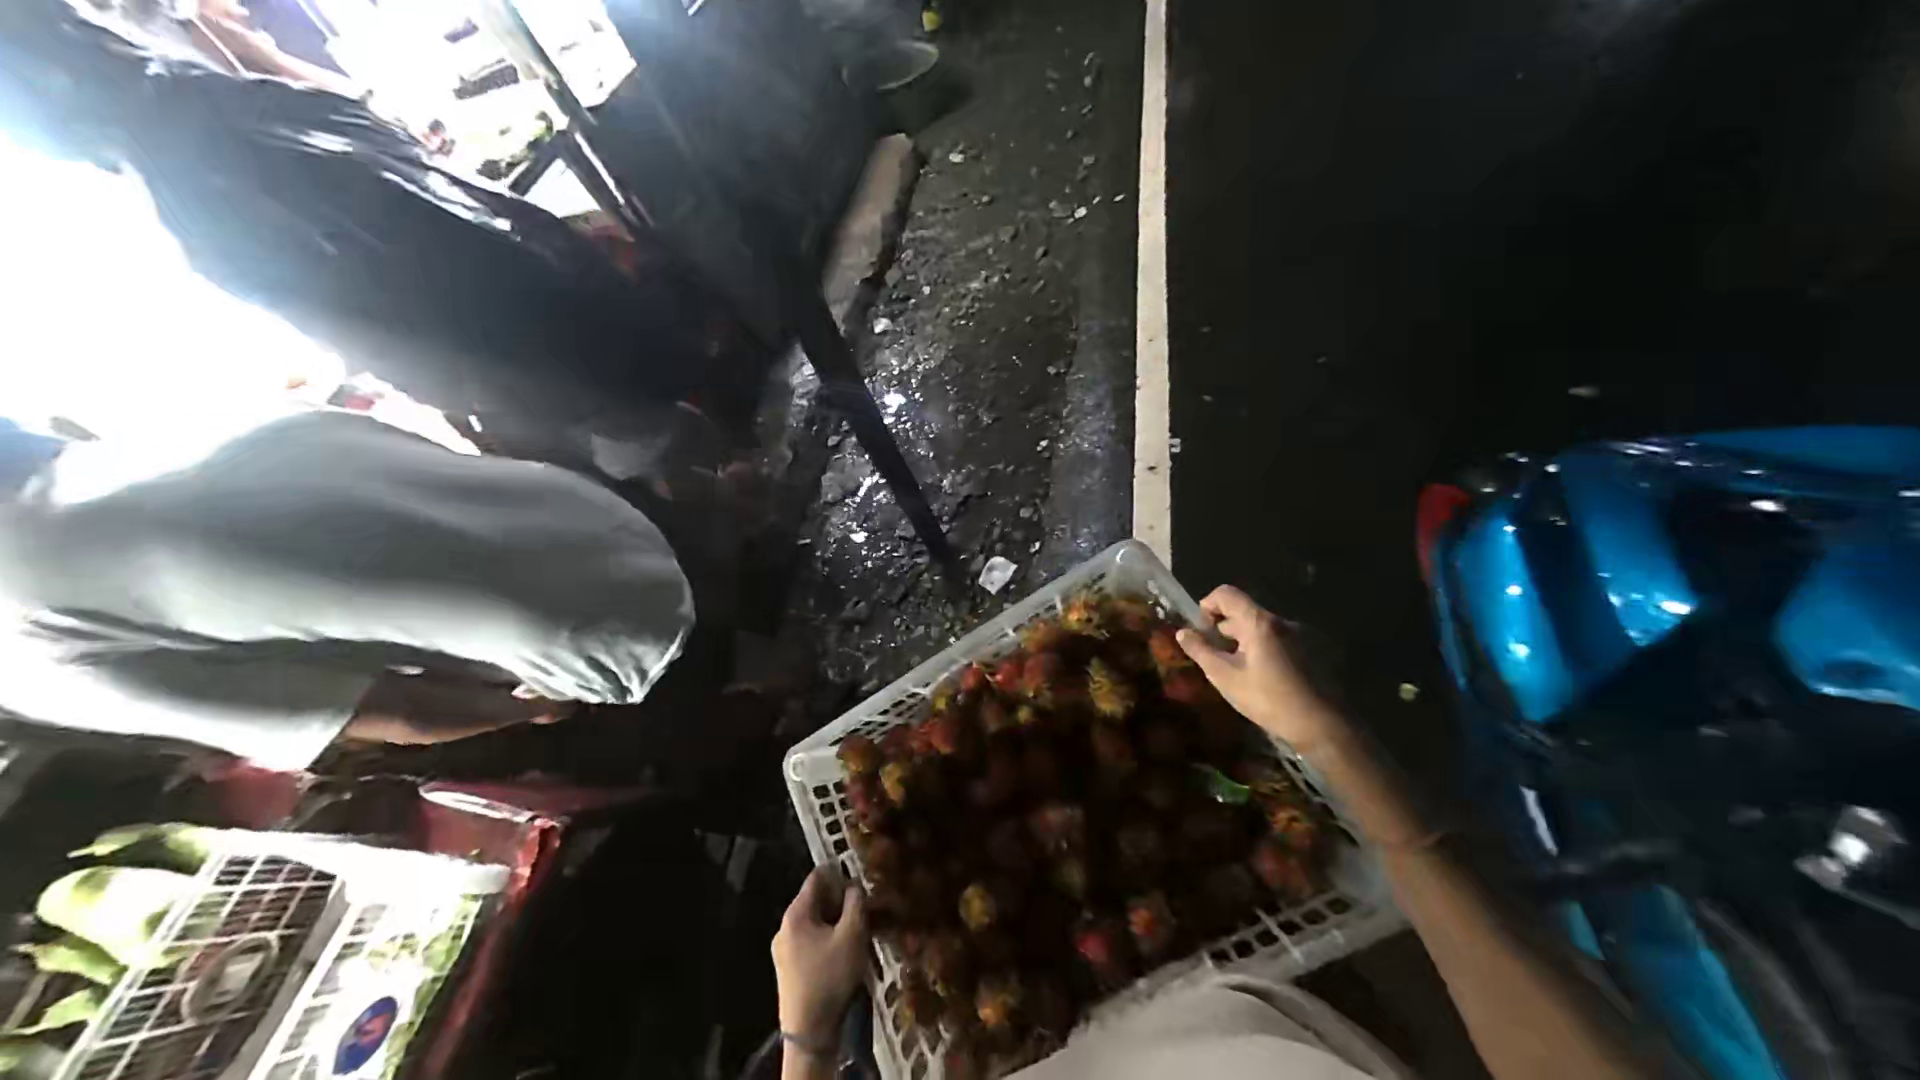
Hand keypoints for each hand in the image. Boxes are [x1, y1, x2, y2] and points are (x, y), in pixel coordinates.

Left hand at [772, 869, 868, 1046]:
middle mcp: (784, 926)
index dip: (840, 874)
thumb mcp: (852, 935)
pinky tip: (843, 952)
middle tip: (863, 910)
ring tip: (857, 931)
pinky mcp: (787, 967)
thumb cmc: (830, 977)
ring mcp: (783, 948)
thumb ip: (855, 903)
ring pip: (814, 921)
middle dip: (840, 900)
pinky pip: (809, 940)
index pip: (817, 876)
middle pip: (815, 899)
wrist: (808, 1031)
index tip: (860, 883)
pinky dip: (827, 938)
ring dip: (836, 921)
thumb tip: (854, 884)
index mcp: (796, 913)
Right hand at [1176, 586, 1343, 750]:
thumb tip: (1182, 632)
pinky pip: (1277, 639)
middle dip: (1223, 629)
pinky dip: (1261, 649)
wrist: (1323, 726)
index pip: (1226, 593)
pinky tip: (1261, 678)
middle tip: (1214, 657)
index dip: (1207, 606)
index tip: (1202, 633)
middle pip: (1243, 611)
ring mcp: (1300, 634)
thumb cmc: (1269, 700)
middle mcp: (1281, 621)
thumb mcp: (1225, 677)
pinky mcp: (1311, 649)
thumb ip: (1201, 651)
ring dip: (1242, 641)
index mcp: (1259, 622)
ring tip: (1237, 671)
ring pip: (1260, 627)